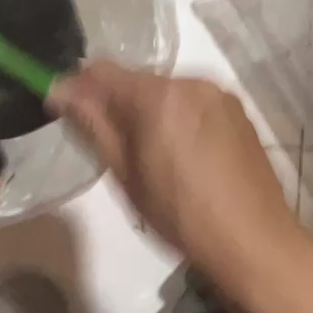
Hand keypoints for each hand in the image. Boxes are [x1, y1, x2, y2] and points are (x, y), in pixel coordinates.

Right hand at [48, 62, 300, 286]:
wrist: (253, 240)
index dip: (75, 87)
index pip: (102, 72)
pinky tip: (176, 154)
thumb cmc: (181, 215)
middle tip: (101, 140)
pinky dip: (174, 118)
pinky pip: (192, 104)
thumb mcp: (126, 174)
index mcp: (159, 96)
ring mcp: (220, 94)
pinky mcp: (239, 112)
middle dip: (112, 102)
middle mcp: (192, 82)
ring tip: (141, 152)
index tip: (59, 109)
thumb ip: (93, 125)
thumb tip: (61, 92)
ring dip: (145, 111)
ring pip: (165, 92)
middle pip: (136, 80)